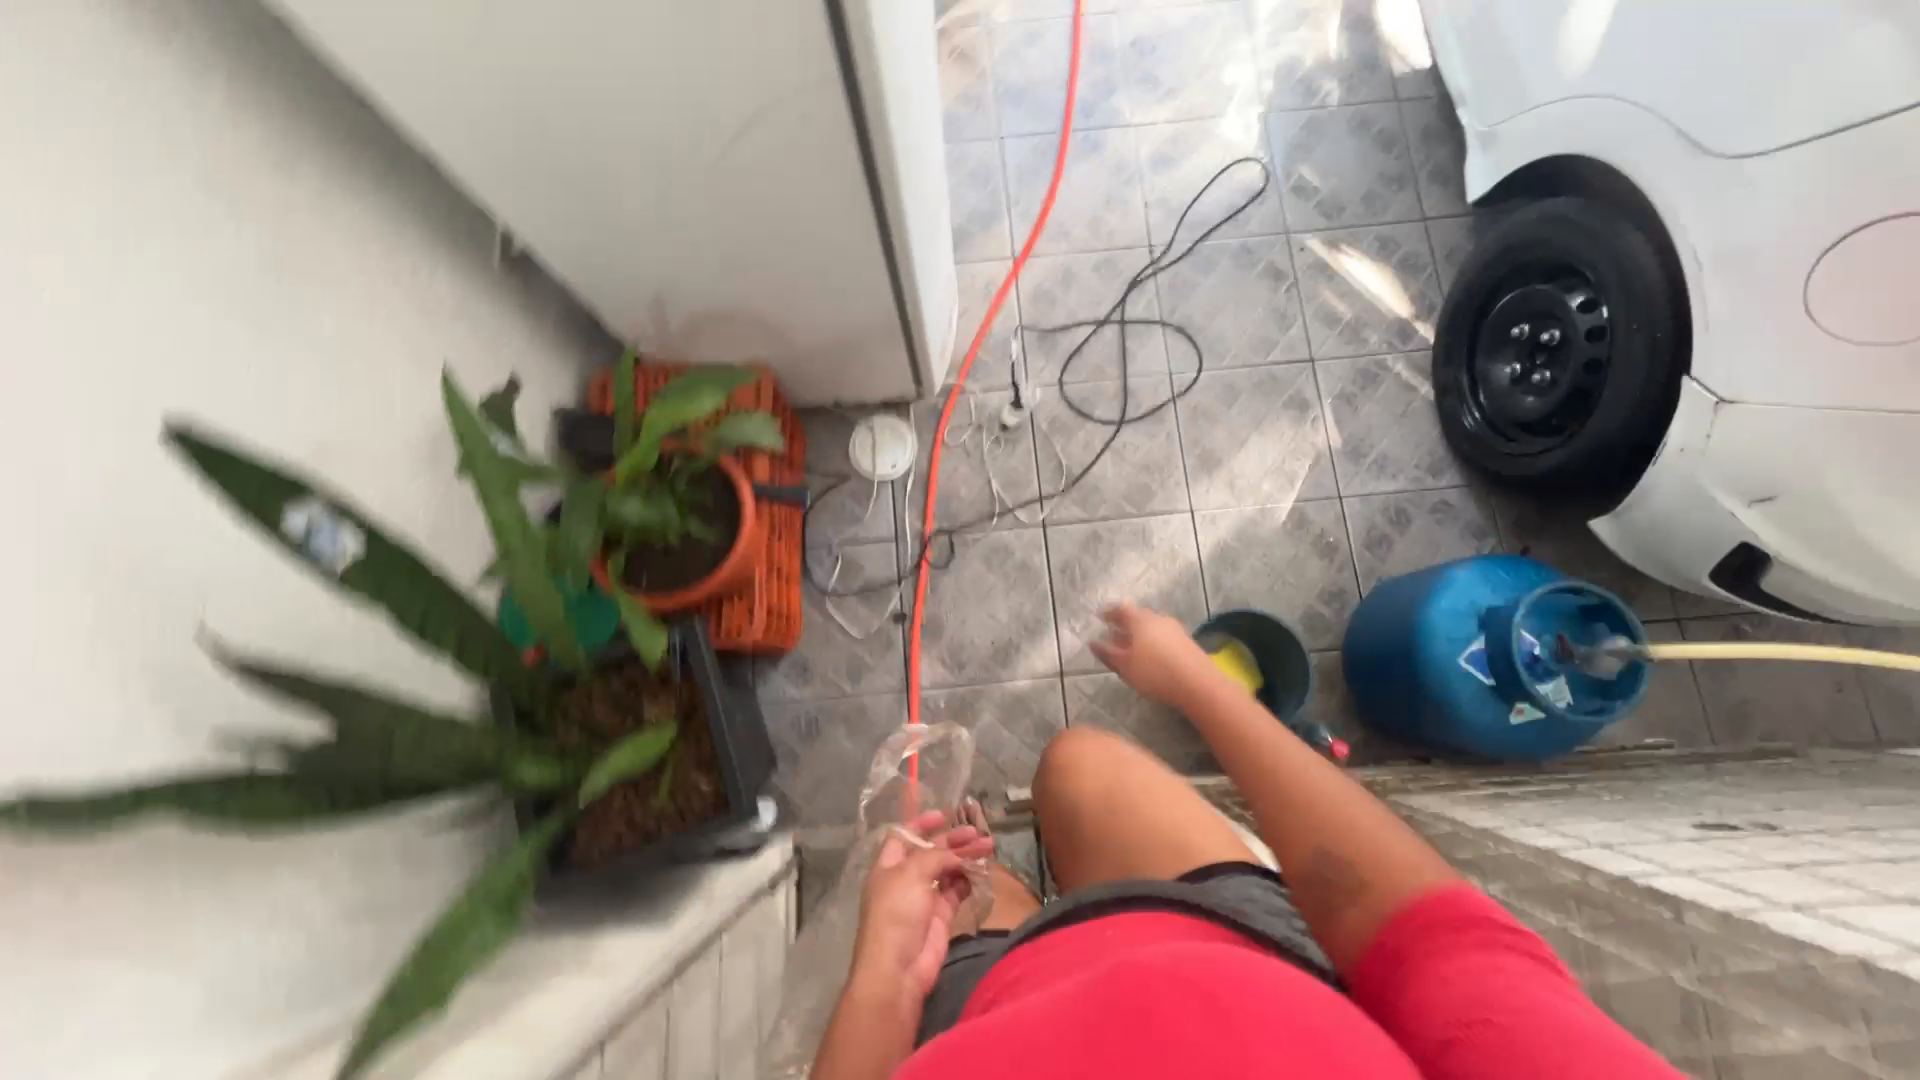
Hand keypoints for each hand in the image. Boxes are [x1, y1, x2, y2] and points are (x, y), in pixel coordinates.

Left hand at [850, 811, 993, 998]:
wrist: (898, 969)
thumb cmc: (896, 913)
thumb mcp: (912, 874)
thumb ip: (935, 856)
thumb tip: (956, 854)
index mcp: (889, 865)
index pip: (904, 836)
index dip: (922, 824)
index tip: (944, 815)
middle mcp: (905, 879)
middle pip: (931, 852)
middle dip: (953, 840)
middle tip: (978, 832)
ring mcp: (923, 898)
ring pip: (947, 870)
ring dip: (965, 858)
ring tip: (988, 848)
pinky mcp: (940, 916)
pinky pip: (956, 891)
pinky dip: (967, 880)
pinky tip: (980, 872)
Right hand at [1089, 602, 1216, 707]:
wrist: (1198, 683)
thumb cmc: (1154, 672)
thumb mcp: (1125, 666)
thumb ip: (1107, 653)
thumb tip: (1092, 642)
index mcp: (1140, 620)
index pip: (1121, 609)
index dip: (1110, 612)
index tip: (1101, 617)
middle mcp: (1157, 618)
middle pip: (1138, 615)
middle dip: (1125, 623)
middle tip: (1114, 631)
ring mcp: (1174, 628)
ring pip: (1151, 625)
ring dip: (1139, 632)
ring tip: (1131, 644)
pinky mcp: (1186, 641)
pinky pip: (1163, 635)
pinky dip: (1152, 640)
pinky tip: (1151, 653)